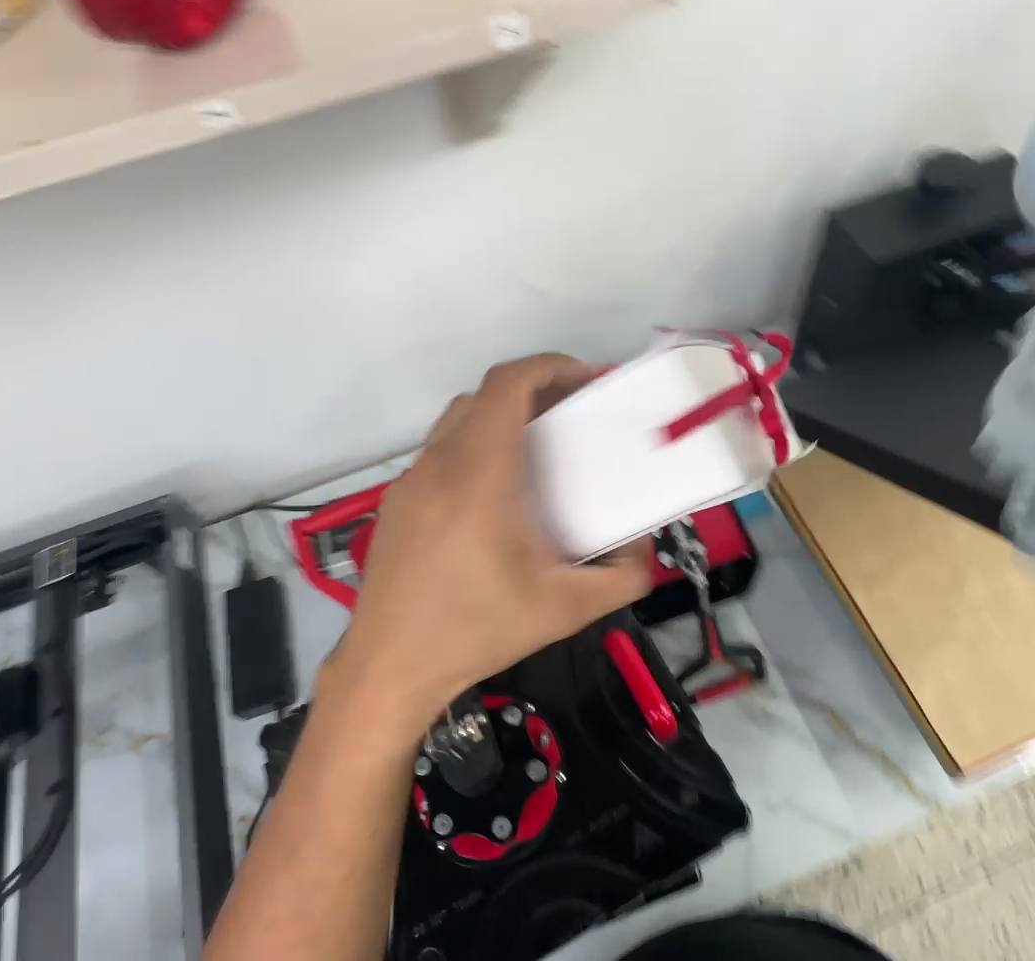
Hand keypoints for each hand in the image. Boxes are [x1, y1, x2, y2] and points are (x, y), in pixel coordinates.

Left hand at [321, 354, 652, 742]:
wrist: (390, 667)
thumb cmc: (476, 631)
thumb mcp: (564, 610)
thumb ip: (621, 578)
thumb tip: (644, 554)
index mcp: (479, 477)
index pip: (506, 386)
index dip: (548, 366)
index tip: (584, 380)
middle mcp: (438, 466)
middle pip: (482, 396)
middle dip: (531, 391)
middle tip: (571, 416)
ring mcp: (410, 483)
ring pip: (456, 421)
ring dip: (498, 418)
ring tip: (536, 451)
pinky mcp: (396, 504)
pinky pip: (438, 452)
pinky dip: (472, 447)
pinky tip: (494, 495)